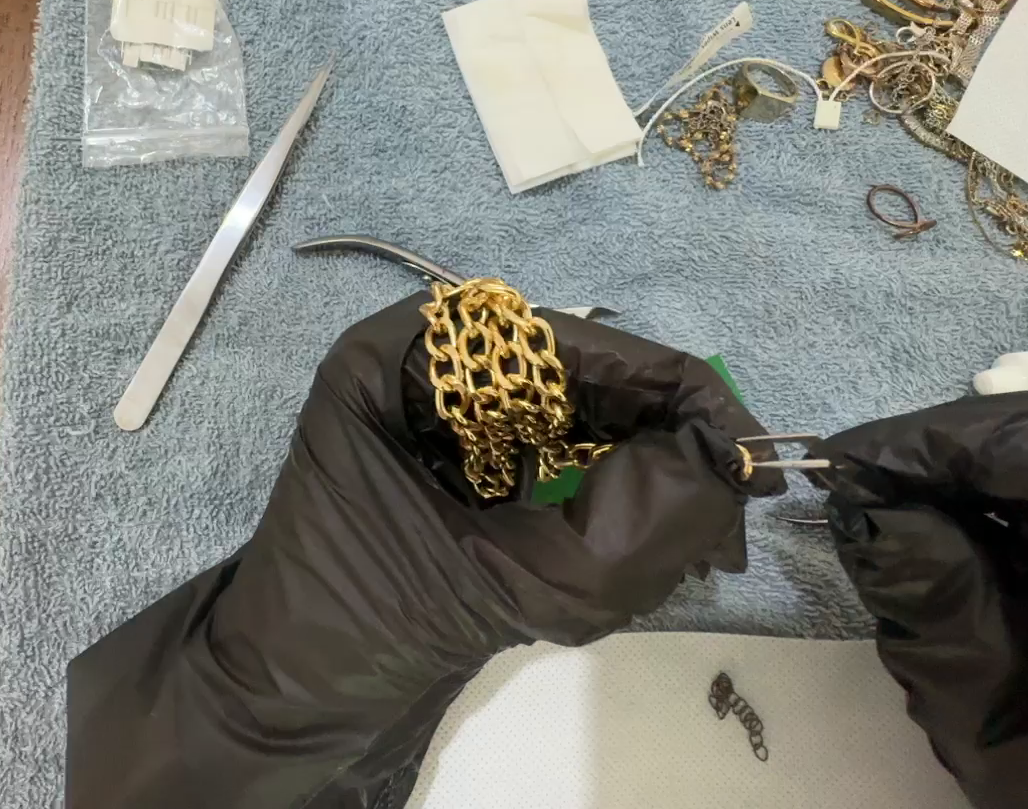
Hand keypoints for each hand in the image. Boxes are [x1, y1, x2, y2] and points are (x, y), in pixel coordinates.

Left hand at [65, 293, 782, 808]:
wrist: (284, 687)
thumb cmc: (355, 622)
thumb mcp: (490, 581)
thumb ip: (610, 534)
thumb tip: (717, 475)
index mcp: (403, 355)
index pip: (555, 339)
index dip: (662, 382)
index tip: (742, 446)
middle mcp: (421, 361)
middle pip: (566, 368)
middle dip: (656, 427)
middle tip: (735, 495)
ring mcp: (436, 406)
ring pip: (563, 409)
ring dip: (635, 456)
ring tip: (704, 520)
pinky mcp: (454, 453)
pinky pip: (542, 447)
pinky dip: (599, 479)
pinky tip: (647, 519)